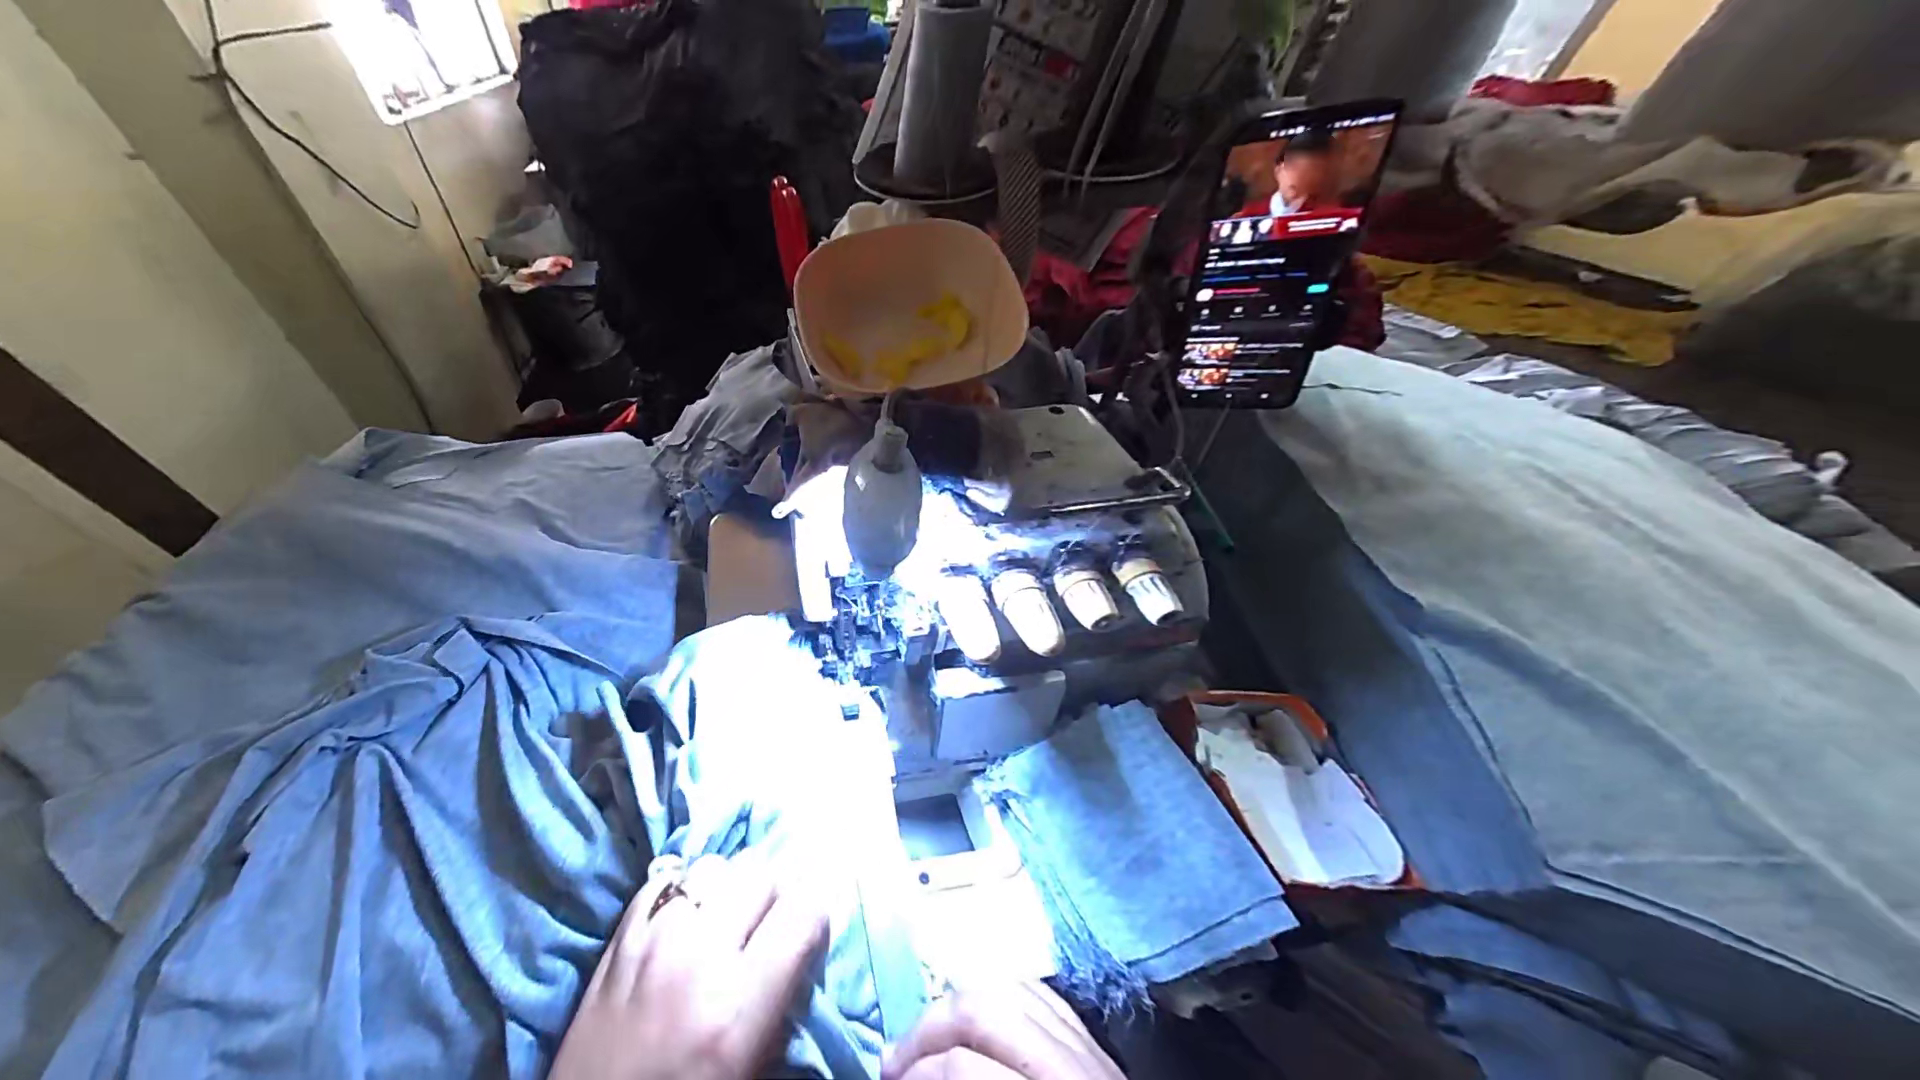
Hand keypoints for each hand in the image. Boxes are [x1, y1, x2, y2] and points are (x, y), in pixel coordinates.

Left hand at [550, 850, 828, 1079]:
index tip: (806, 936)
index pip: (804, 912)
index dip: (814, 918)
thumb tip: (802, 938)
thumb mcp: (752, 1062)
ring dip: (730, 888)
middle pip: (763, 874)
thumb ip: (783, 994)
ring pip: (718, 865)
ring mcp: (652, 938)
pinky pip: (670, 877)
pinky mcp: (619, 934)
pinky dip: (686, 889)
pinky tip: (685, 918)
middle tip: (766, 927)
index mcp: (738, 1006)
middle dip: (775, 896)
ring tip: (723, 919)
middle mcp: (698, 957)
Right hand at [881, 981, 1125, 1079]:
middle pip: (985, 1008)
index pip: (964, 1070)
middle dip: (929, 1029)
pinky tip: (975, 1017)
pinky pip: (1039, 993)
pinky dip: (999, 995)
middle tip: (896, 1062)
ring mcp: (1089, 1047)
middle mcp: (1071, 1066)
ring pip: (1010, 986)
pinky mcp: (1095, 1042)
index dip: (918, 1073)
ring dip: (959, 1004)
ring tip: (929, 1037)